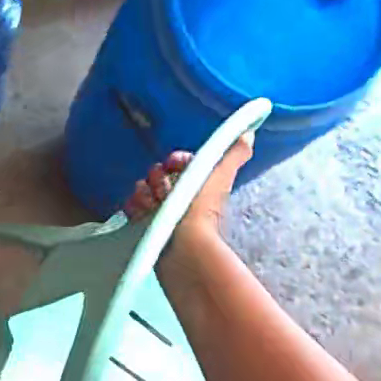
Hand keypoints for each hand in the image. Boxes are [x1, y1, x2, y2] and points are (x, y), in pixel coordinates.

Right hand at [124, 125, 254, 241]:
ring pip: (142, 190)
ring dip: (143, 193)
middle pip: (157, 175)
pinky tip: (139, 212)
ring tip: (150, 205)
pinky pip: (131, 207)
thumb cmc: (202, 211)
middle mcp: (179, 197)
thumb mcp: (220, 178)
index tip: (172, 164)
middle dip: (156, 178)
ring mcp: (159, 211)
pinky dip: (132, 207)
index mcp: (197, 183)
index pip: (179, 163)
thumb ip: (233, 156)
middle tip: (162, 191)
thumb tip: (249, 134)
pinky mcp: (143, 225)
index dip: (175, 161)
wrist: (184, 246)